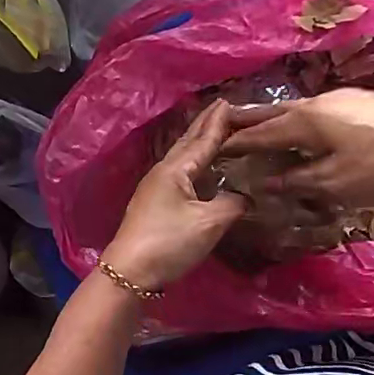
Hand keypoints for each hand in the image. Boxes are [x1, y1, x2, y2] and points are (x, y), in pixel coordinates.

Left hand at [101, 101, 249, 291]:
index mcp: (175, 169)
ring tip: (212, 133)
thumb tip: (244, 196)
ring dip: (197, 144)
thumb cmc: (169, 242)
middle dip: (205, 126)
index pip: (202, 139)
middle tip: (222, 108)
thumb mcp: (209, 222)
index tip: (229, 101)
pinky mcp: (153, 206)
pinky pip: (178, 175)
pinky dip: (192, 165)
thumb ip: (232, 203)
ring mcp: (154, 190)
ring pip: (181, 159)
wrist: (129, 273)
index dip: (218, 123)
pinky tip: (198, 170)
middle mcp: (163, 173)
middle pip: (187, 144)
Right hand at [218, 88, 373, 211]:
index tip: (212, 151)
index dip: (234, 144)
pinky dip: (305, 126)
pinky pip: (325, 115)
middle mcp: (325, 101)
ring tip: (262, 132)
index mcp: (307, 119)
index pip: (259, 133)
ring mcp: (354, 100)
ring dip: (279, 123)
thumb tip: (268, 182)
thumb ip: (298, 181)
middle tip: (224, 127)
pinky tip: (310, 136)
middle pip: (277, 113)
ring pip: (303, 113)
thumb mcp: (337, 184)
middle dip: (250, 122)